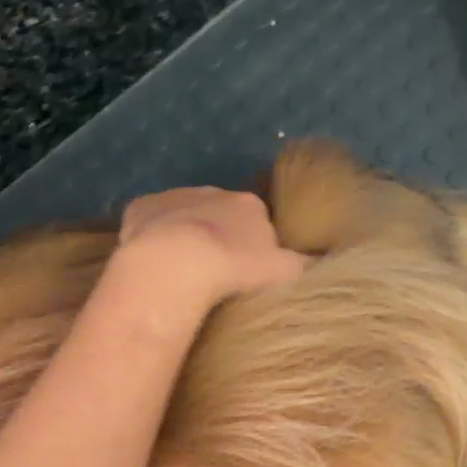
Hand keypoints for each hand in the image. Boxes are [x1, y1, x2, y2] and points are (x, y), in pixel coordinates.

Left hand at [116, 187, 306, 306]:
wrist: (177, 263)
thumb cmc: (236, 269)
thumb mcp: (285, 273)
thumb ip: (305, 266)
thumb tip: (326, 262)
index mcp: (250, 205)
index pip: (257, 222)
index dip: (250, 246)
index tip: (244, 271)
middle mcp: (214, 192)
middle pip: (218, 215)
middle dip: (216, 237)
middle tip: (212, 274)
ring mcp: (175, 197)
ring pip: (182, 216)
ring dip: (182, 236)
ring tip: (180, 272)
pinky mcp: (141, 208)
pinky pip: (148, 221)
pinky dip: (150, 236)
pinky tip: (152, 263)